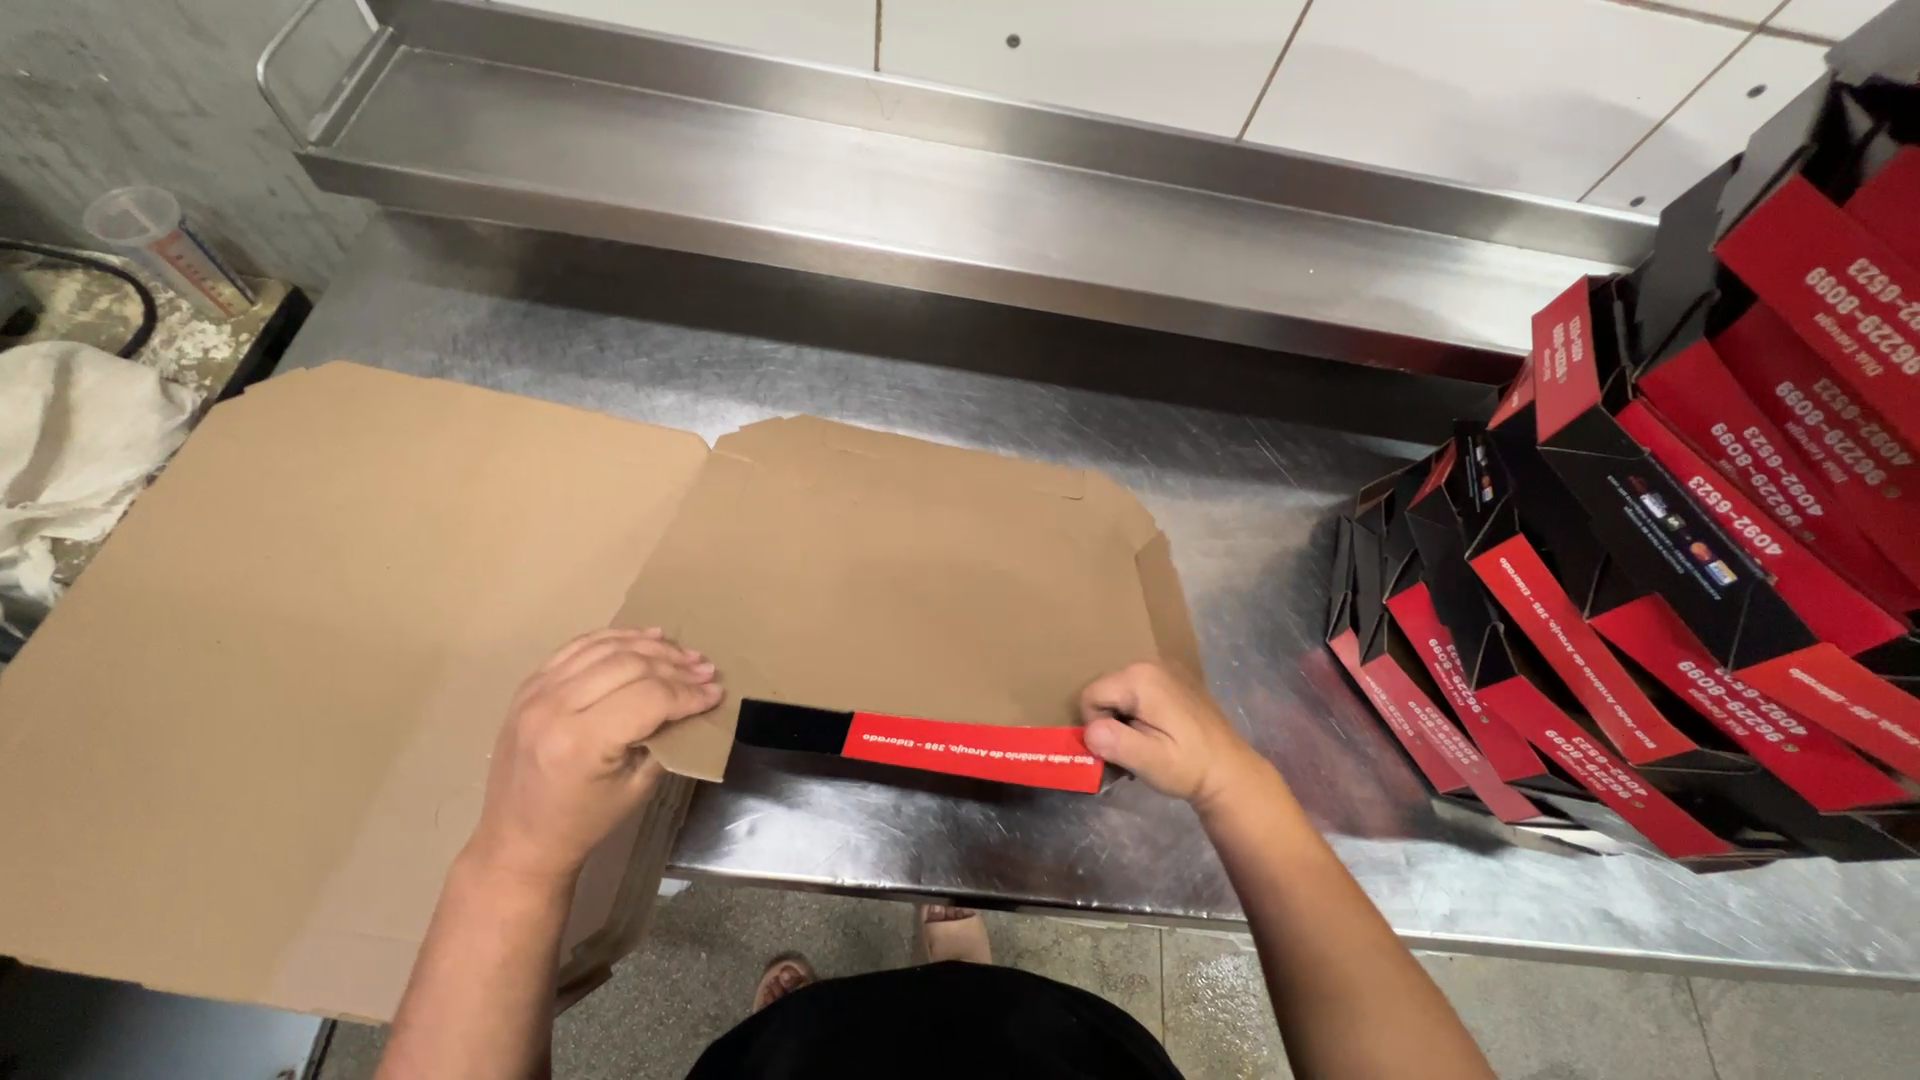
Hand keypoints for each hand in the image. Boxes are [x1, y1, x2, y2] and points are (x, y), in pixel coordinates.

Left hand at [465, 628, 723, 884]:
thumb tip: (696, 704)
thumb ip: (664, 739)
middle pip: (631, 665)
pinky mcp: (529, 685)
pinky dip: (618, 637)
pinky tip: (647, 638)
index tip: (716, 693)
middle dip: (676, 667)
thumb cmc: (582, 822)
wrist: (517, 838)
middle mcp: (554, 708)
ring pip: (608, 648)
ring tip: (685, 655)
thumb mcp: (635, 788)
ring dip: (653, 648)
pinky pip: (580, 645)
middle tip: (706, 671)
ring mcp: (536, 691)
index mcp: (580, 742)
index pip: (650, 697)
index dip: (689, 693)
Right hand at [1080, 662, 1266, 812]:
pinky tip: (1159, 732)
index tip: (1119, 748)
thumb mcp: (1150, 761)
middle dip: (1110, 721)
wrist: (1231, 772)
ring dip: (1124, 718)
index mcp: (1141, 678)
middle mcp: (1151, 664)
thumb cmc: (1189, 767)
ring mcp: (1166, 668)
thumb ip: (1117, 743)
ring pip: (1120, 692)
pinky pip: (1139, 691)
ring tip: (1146, 742)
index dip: (1096, 726)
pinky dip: (1140, 712)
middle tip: (1134, 749)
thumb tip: (1090, 731)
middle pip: (1105, 690)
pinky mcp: (1176, 679)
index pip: (1090, 695)